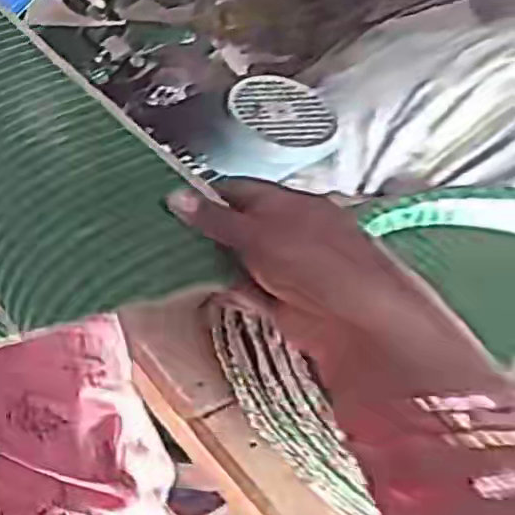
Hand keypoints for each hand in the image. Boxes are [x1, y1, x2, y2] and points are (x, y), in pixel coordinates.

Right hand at [166, 180, 498, 388]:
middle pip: (226, 223)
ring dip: (199, 258)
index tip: (161, 203)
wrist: (360, 325)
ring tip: (160, 256)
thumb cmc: (318, 267)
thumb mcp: (258, 234)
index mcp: (289, 205)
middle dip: (194, 229)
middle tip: (154, 231)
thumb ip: (213, 217)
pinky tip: (188, 282)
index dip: (198, 195)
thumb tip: (173, 195)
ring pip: (223, 254)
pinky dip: (211, 283)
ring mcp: (277, 262)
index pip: (233, 190)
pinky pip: (229, 281)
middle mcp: (284, 230)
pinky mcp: (269, 291)